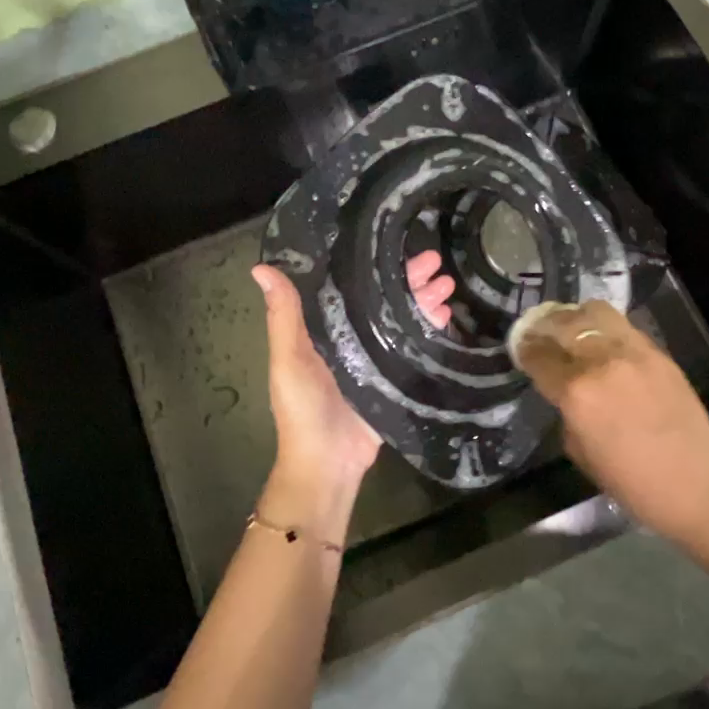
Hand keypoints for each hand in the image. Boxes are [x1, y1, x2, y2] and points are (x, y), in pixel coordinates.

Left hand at [251, 254, 456, 485]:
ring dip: (423, 301)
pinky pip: (414, 348)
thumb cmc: (302, 408)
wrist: (326, 463)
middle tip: (434, 260)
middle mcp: (350, 337)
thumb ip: (282, 315)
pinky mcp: (393, 379)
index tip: (395, 245)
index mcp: (322, 329)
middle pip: (382, 299)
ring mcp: (374, 358)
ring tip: (447, 285)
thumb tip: (261, 267)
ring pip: (402, 320)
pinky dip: (430, 330)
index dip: (372, 265)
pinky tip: (446, 315)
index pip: (351, 286)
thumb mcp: (288, 358)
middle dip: (408, 280)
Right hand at [512, 301, 708, 536]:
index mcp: (575, 392)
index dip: (525, 351)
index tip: (521, 350)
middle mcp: (600, 362)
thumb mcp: (578, 451)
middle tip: (540, 332)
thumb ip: (566, 412)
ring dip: (576, 317)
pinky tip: (602, 341)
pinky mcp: (657, 352)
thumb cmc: (630, 481)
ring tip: (571, 327)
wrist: (694, 483)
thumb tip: (564, 392)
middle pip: (563, 323)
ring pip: (594, 312)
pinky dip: (605, 328)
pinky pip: (622, 327)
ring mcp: (632, 352)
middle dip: (545, 326)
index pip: (538, 356)